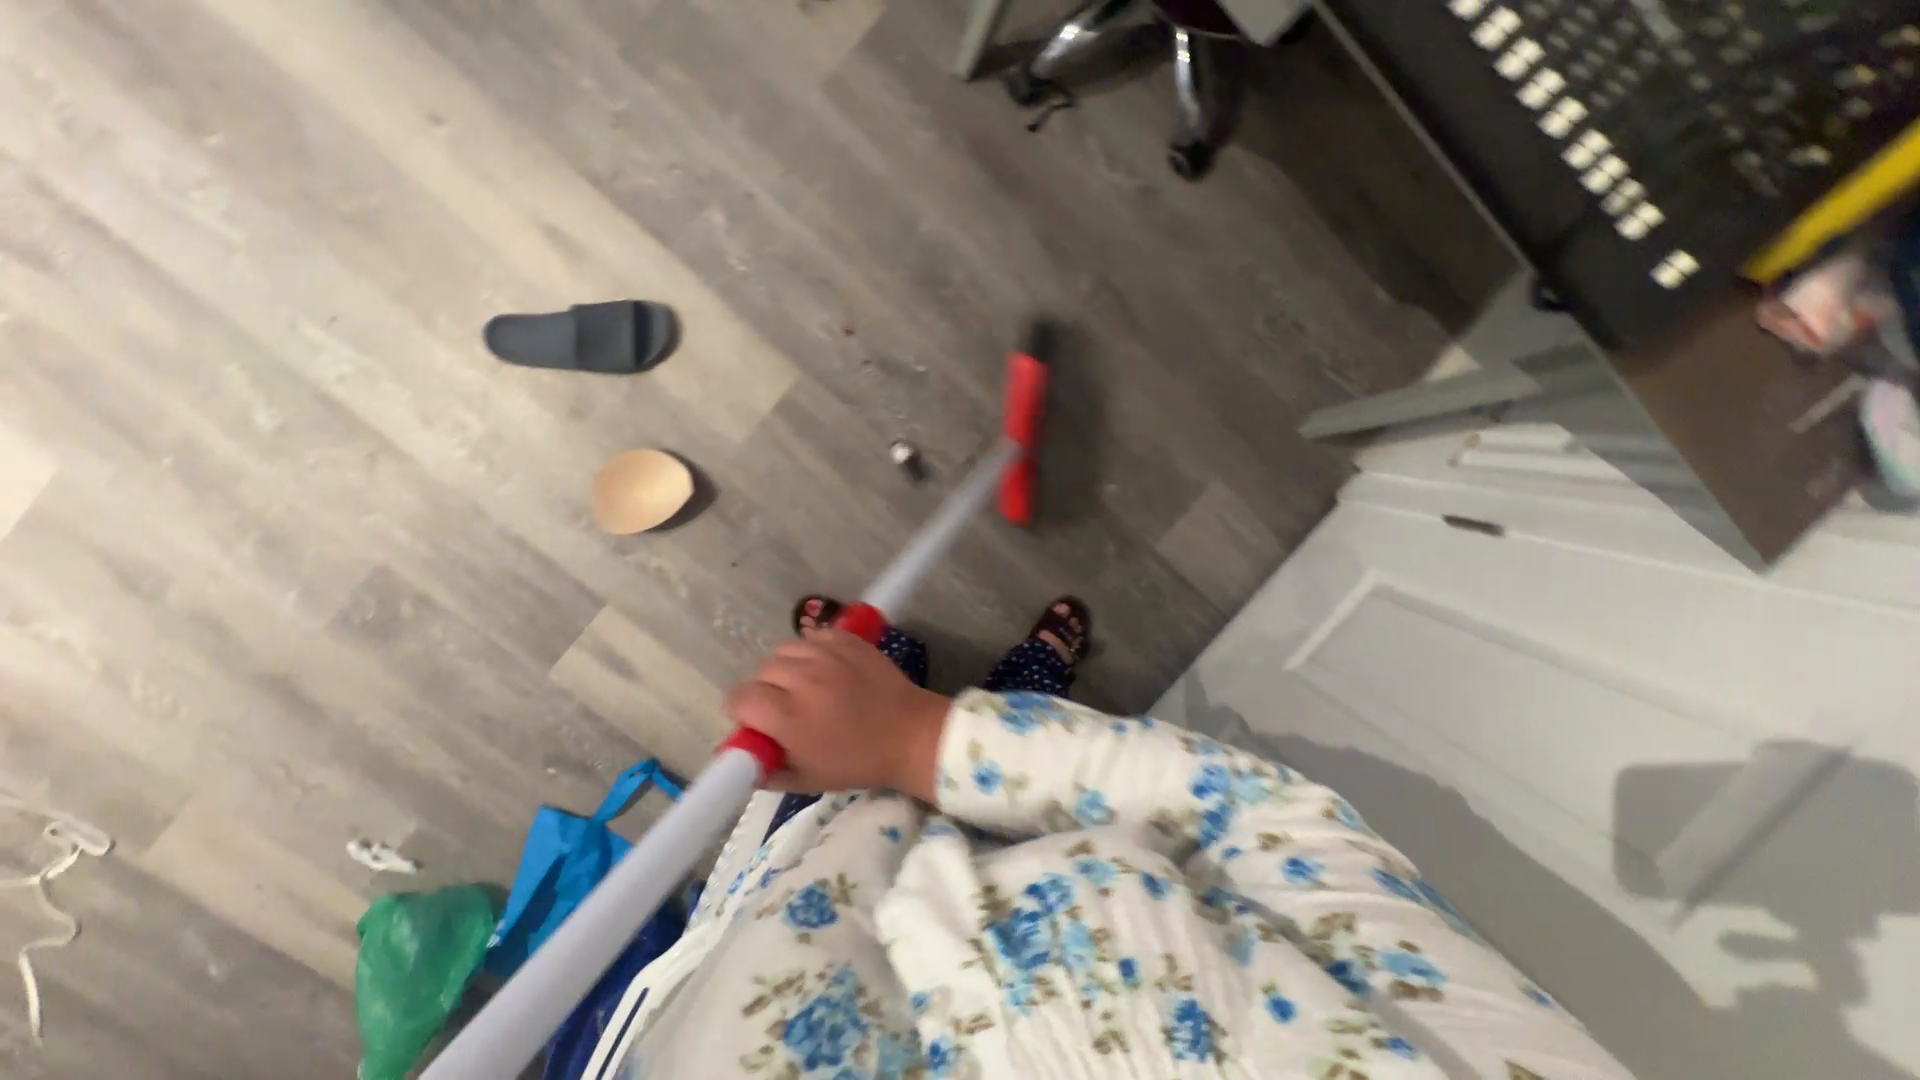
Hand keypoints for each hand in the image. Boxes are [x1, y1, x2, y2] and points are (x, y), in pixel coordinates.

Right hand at [724, 628, 949, 798]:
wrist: (910, 735)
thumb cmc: (859, 762)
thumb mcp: (808, 780)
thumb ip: (768, 772)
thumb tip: (742, 761)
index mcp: (788, 717)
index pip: (739, 698)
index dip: (741, 710)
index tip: (755, 721)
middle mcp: (803, 680)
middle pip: (760, 672)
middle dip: (763, 690)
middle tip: (782, 706)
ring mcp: (827, 656)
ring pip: (784, 650)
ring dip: (785, 667)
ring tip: (801, 684)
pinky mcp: (848, 641)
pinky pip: (813, 636)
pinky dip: (811, 650)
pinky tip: (821, 667)